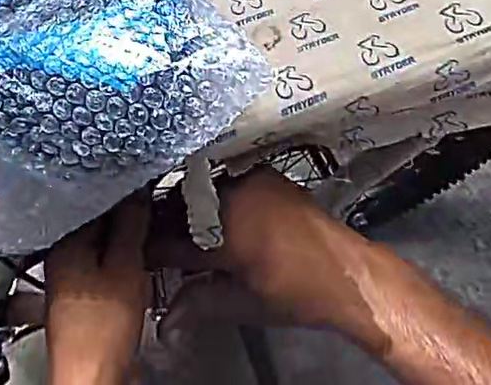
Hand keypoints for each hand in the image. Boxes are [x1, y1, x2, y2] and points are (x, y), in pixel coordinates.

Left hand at [44, 193, 149, 384]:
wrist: (90, 377)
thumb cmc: (102, 325)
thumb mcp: (124, 267)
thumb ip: (130, 226)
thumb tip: (136, 191)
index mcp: (64, 236)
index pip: (89, 196)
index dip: (117, 188)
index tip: (138, 180)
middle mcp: (58, 249)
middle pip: (90, 217)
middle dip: (116, 210)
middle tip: (143, 202)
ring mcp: (64, 271)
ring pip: (93, 238)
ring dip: (115, 233)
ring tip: (140, 226)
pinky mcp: (74, 291)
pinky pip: (94, 259)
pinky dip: (110, 254)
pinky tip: (127, 257)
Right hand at [148, 169, 380, 341]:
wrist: (350, 274)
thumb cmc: (299, 294)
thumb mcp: (248, 304)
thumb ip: (201, 303)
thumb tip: (166, 322)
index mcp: (225, 237)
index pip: (172, 241)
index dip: (154, 249)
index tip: (140, 254)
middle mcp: (228, 199)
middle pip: (179, 208)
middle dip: (166, 224)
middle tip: (160, 239)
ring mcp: (242, 178)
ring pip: (197, 190)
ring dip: (185, 206)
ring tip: (182, 224)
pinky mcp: (254, 169)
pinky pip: (218, 177)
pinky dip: (208, 192)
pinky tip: (208, 208)